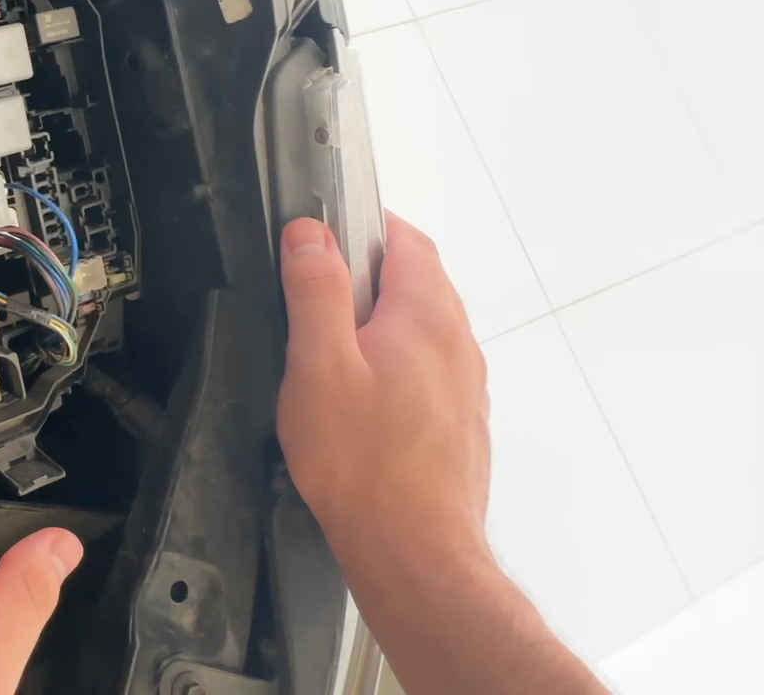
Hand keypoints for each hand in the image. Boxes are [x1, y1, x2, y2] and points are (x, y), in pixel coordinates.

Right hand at [276, 213, 491, 570]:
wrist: (411, 546)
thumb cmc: (356, 451)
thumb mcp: (318, 362)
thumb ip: (316, 291)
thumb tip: (309, 231)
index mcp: (426, 319)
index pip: (409, 243)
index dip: (367, 223)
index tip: (319, 227)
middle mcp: (457, 344)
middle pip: (419, 279)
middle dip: (366, 266)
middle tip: (306, 280)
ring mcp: (464, 384)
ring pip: (421, 322)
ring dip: (378, 309)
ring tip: (321, 332)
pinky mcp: (458, 417)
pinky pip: (424, 359)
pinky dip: (390, 347)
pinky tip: (353, 381)